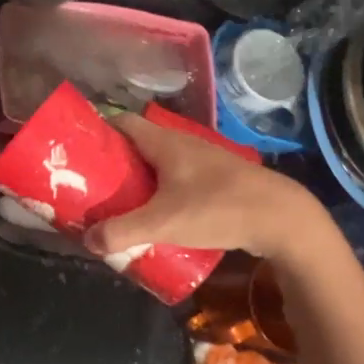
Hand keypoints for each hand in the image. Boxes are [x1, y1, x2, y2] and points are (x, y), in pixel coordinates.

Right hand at [83, 113, 329, 263]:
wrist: (284, 219)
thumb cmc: (218, 209)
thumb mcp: (163, 223)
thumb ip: (122, 231)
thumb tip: (88, 241)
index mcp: (164, 142)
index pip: (122, 122)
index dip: (98, 131)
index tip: (79, 151)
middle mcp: (182, 143)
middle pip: (138, 144)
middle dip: (115, 162)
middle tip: (94, 184)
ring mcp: (204, 160)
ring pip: (161, 163)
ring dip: (140, 178)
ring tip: (121, 202)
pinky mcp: (220, 180)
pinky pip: (180, 178)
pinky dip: (164, 190)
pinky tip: (161, 214)